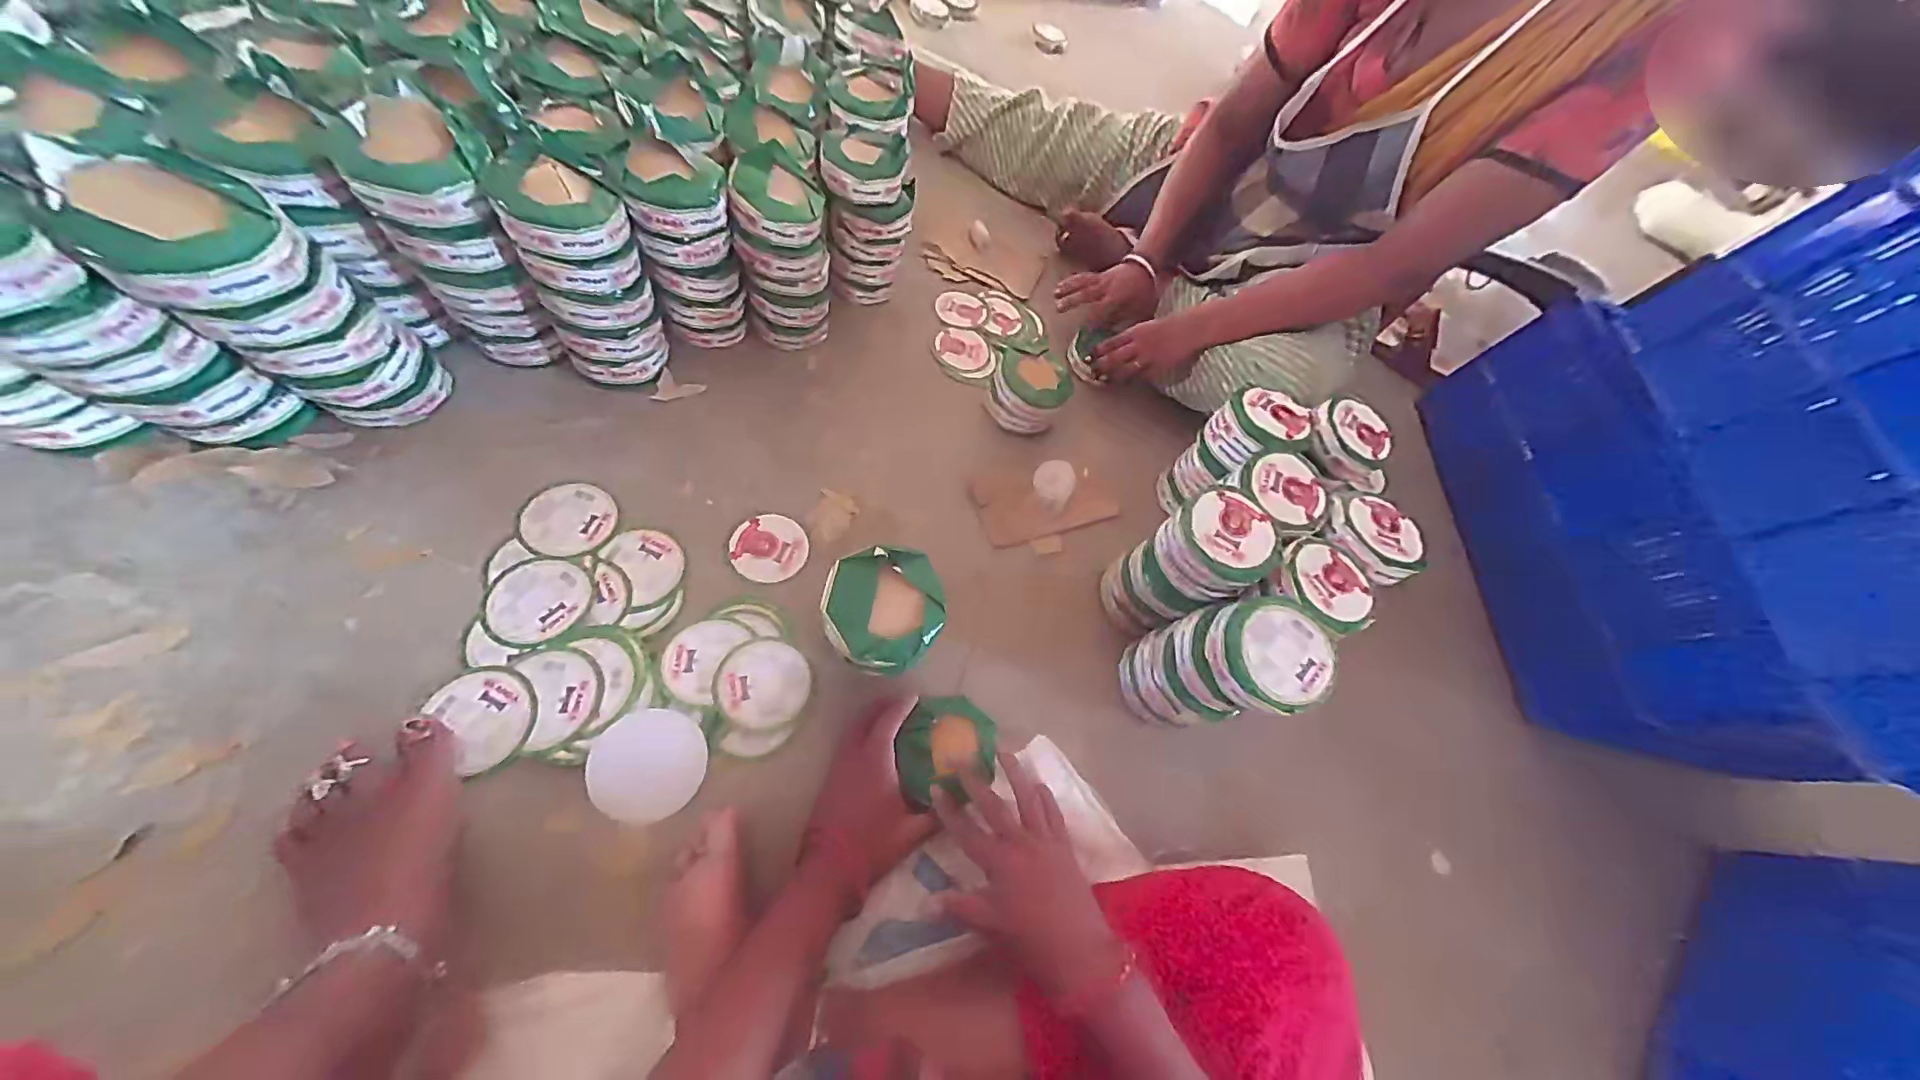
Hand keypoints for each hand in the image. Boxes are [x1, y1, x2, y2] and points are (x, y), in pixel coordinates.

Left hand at [802, 695, 937, 900]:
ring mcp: (839, 767)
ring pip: (853, 732)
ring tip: (886, 720)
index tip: (915, 698)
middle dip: (883, 708)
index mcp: (876, 760)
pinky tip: (870, 748)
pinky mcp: (830, 780)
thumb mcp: (913, 831)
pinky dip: (861, 736)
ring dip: (869, 721)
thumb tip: (962, 798)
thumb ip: (938, 812)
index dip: (901, 707)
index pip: (888, 722)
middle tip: (901, 704)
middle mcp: (854, 757)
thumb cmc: (873, 845)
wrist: (830, 867)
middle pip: (866, 720)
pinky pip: (847, 746)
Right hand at [932, 754, 1123, 999]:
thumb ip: (958, 907)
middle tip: (964, 760)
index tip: (936, 787)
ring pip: (1027, 799)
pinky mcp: (1064, 845)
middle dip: (976, 782)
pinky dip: (1046, 797)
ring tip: (1005, 752)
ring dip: (1015, 774)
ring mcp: (1043, 841)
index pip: (966, 831)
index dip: (949, 809)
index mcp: (997, 862)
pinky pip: (1053, 814)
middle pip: (994, 806)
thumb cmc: (1029, 937)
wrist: (1078, 947)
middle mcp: (1019, 843)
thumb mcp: (990, 924)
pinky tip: (1039, 784)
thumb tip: (925, 903)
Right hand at [1055, 260, 1160, 329]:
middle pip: (1086, 294)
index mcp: (1117, 299)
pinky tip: (1060, 286)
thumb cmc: (1144, 292)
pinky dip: (1071, 281)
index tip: (1082, 332)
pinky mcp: (1098, 275)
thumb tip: (1116, 340)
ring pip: (1082, 283)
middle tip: (1058, 308)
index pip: (1100, 312)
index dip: (1091, 322)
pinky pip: (1083, 277)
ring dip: (1068, 288)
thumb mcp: (1142, 311)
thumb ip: (1128, 325)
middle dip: (1072, 301)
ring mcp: (1101, 280)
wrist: (1146, 267)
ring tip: (1055, 294)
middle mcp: (1106, 288)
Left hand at [1091, 314, 1203, 385]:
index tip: (1089, 356)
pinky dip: (1131, 380)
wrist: (1191, 328)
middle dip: (1100, 366)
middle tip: (1091, 372)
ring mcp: (1146, 357)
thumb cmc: (1171, 325)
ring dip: (1111, 376)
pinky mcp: (1156, 368)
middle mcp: (1138, 345)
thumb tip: (1118, 346)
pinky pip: (1140, 376)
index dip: (1098, 351)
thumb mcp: (1147, 325)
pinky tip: (1124, 383)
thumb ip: (1132, 336)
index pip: (1110, 343)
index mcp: (1135, 332)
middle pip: (1112, 358)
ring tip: (1102, 380)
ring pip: (1123, 370)